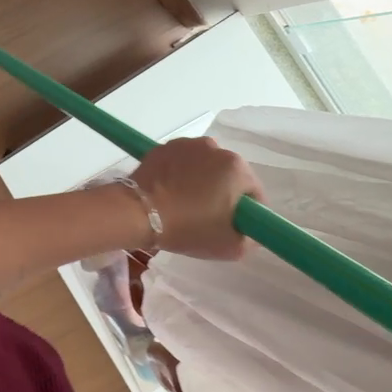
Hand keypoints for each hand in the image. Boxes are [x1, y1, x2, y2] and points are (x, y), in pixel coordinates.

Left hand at [130, 137, 262, 260]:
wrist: (138, 212)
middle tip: (210, 216)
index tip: (233, 225)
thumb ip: (251, 238)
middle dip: (225, 193)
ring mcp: (186, 144)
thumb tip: (248, 229)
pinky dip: (182, 173)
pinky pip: (183, 162)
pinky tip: (172, 191)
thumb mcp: (232, 246)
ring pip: (205, 166)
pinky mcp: (163, 147)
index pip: (253, 192)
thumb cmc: (189, 227)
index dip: (247, 212)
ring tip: (187, 202)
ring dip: (203, 180)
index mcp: (236, 167)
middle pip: (229, 175)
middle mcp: (214, 147)